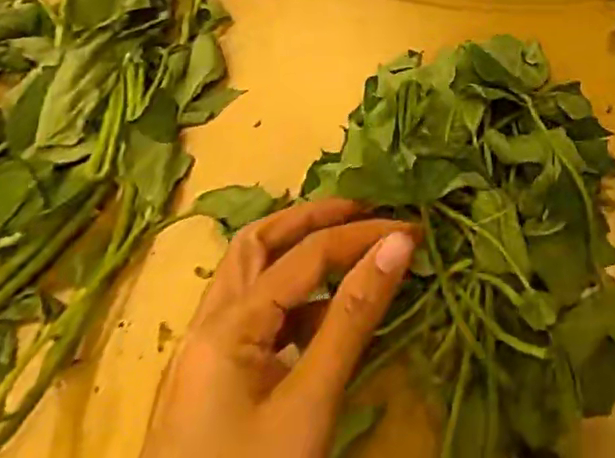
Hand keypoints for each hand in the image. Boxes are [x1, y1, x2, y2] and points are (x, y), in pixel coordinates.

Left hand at [141, 200, 418, 457]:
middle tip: (362, 211)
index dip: (361, 235)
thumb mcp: (310, 404)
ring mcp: (203, 354)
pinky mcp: (210, 383)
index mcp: (227, 324)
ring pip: (247, 278)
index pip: (305, 255)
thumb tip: (397, 245)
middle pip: (258, 244)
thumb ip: (352, 320)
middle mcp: (207, 325)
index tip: (411, 228)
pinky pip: (250, 318)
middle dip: (311, 219)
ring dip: (294, 254)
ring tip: (345, 251)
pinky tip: (319, 321)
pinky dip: (286, 301)